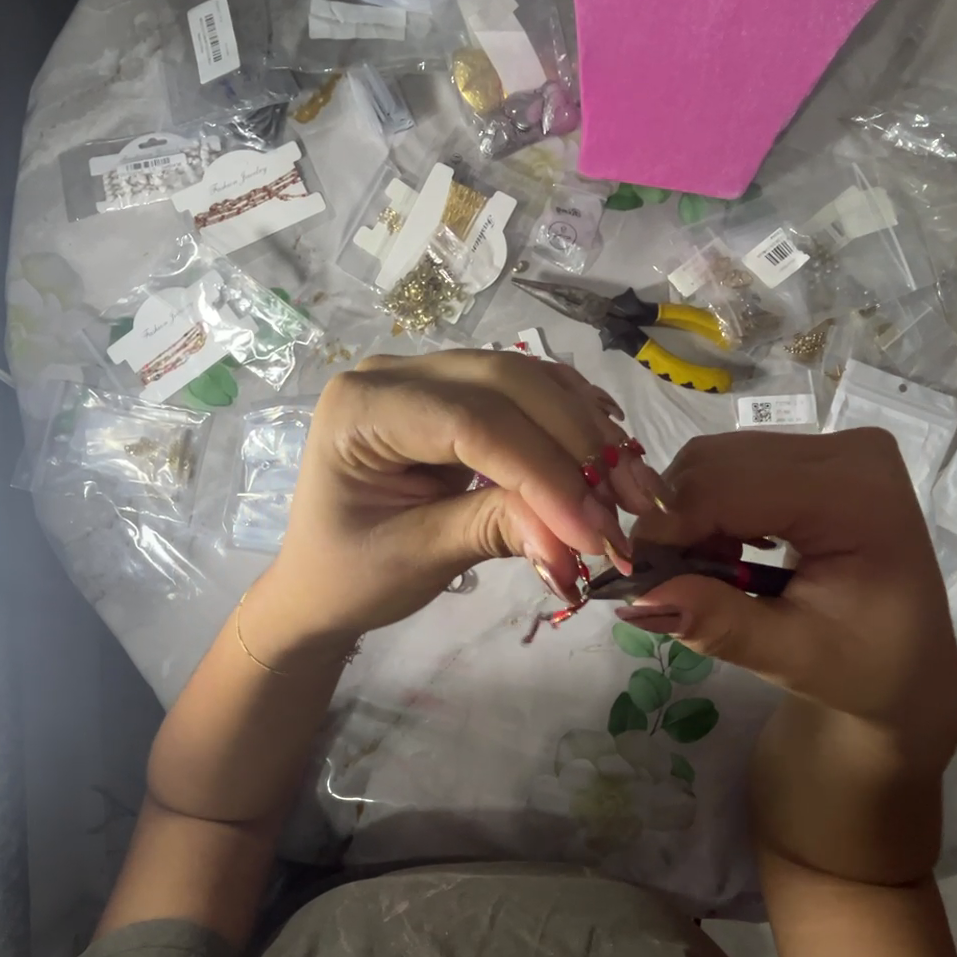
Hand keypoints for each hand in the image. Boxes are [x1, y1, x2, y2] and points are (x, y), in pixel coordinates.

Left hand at [244, 350, 671, 658]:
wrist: (320, 581)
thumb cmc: (350, 576)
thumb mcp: (417, 558)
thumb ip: (495, 530)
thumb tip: (585, 535)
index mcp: (360, 409)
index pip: (470, 422)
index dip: (542, 472)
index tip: (597, 530)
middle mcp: (392, 375)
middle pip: (506, 385)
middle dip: (577, 446)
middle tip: (636, 505)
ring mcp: (424, 377)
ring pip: (525, 381)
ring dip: (585, 432)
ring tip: (636, 486)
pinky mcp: (454, 395)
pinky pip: (524, 393)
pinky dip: (570, 420)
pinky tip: (611, 447)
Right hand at [620, 429, 956, 735]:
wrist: (905, 659)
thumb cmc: (861, 665)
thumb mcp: (791, 657)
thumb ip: (720, 624)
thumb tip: (640, 598)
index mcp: (858, 496)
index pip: (730, 488)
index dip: (670, 527)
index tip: (633, 577)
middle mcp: (847, 452)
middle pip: (715, 464)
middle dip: (674, 522)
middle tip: (665, 581)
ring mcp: (831, 447)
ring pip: (712, 460)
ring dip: (684, 515)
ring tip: (700, 571)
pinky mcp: (812, 456)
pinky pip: (728, 465)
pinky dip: (703, 507)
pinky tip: (722, 551)